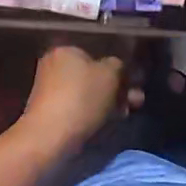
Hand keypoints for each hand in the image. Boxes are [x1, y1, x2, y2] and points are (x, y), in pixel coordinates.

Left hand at [16, 45, 137, 152]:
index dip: (117, 70)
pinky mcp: (49, 111)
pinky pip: (77, 108)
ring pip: (87, 93)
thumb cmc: (82, 98)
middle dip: (116, 89)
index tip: (133, 85)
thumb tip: (115, 67)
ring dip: (108, 103)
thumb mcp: (110, 74)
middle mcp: (54, 65)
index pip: (96, 55)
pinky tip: (108, 123)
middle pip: (92, 76)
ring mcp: (49, 89)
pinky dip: (92, 113)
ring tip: (125, 114)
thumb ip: (117, 65)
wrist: (50, 135)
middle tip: (135, 102)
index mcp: (65, 50)